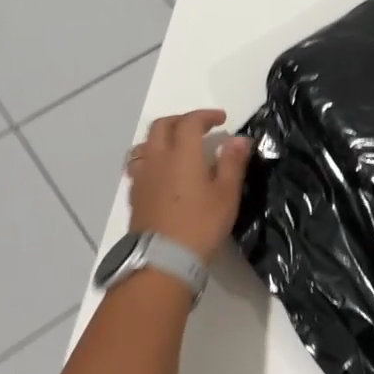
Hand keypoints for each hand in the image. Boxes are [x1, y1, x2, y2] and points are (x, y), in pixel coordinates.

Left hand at [126, 109, 251, 262]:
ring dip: (163, 137)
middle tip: (200, 128)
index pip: (190, 122)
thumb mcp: (226, 194)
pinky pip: (140, 164)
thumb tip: (238, 138)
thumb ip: (232, 163)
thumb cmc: (201, 224)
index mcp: (182, 153)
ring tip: (178, 147)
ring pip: (146, 144)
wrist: (163, 258)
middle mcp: (157, 158)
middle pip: (162, 126)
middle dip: (182, 121)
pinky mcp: (135, 194)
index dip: (206, 115)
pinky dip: (153, 157)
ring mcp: (142, 176)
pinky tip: (163, 172)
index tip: (222, 119)